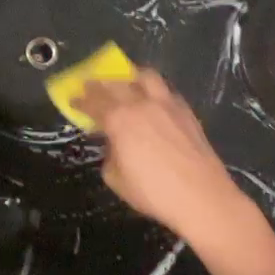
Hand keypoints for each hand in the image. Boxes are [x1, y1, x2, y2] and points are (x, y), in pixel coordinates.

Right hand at [72, 72, 256, 244]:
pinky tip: (152, 102)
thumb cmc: (153, 192)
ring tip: (125, 81)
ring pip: (146, 77)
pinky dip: (153, 91)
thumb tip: (115, 144)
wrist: (203, 198)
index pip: (93, 101)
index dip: (80, 99)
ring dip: (130, 76)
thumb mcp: (116, 178)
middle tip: (91, 86)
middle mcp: (142, 105)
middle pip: (116, 84)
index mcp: (119, 120)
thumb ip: (110, 154)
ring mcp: (167, 105)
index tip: (72, 98)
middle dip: (100, 84)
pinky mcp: (186, 112)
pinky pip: (166, 92)